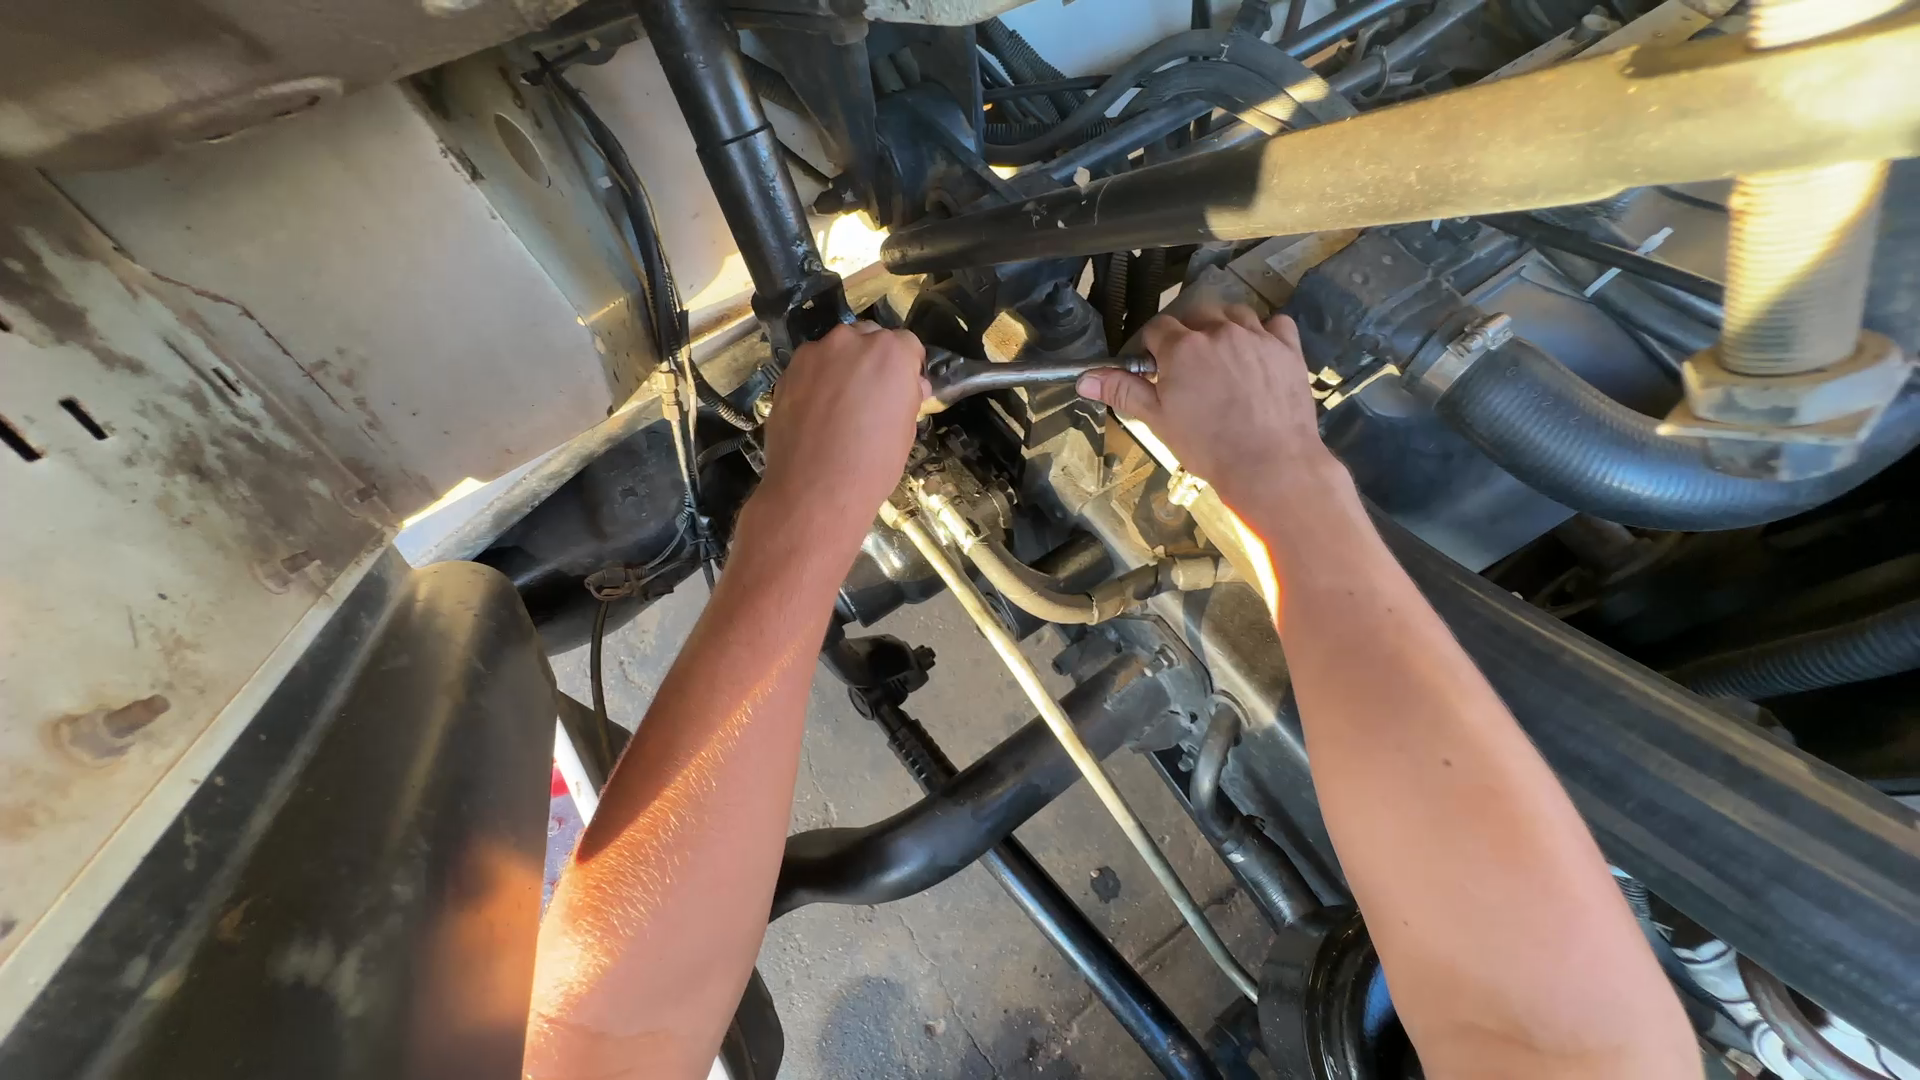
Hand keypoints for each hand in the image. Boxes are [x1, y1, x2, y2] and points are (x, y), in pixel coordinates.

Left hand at [758, 321, 928, 536]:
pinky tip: (816, 414)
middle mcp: (851, 341)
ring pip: (836, 350)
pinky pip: (810, 368)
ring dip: (842, 368)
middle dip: (873, 361)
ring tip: (840, 407)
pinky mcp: (787, 372)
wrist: (815, 490)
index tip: (903, 390)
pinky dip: (816, 382)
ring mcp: (814, 354)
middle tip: (872, 397)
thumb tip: (910, 386)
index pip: (907, 345)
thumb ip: (907, 397)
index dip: (907, 368)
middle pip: (869, 338)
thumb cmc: (873, 465)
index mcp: (891, 353)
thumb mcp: (906, 431)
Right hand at [1076, 305, 1340, 511]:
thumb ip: (1123, 390)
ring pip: (1234, 313)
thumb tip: (1084, 378)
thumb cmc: (1206, 446)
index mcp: (1183, 348)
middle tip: (1186, 366)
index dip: (1150, 346)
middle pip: (1196, 313)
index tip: (1152, 367)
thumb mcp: (1157, 420)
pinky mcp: (1288, 348)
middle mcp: (1219, 331)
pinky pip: (1274, 323)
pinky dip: (1263, 331)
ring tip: (1219, 356)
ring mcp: (1258, 336)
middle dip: (1186, 333)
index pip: (1157, 328)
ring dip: (1221, 327)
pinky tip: (1257, 351)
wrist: (1268, 464)